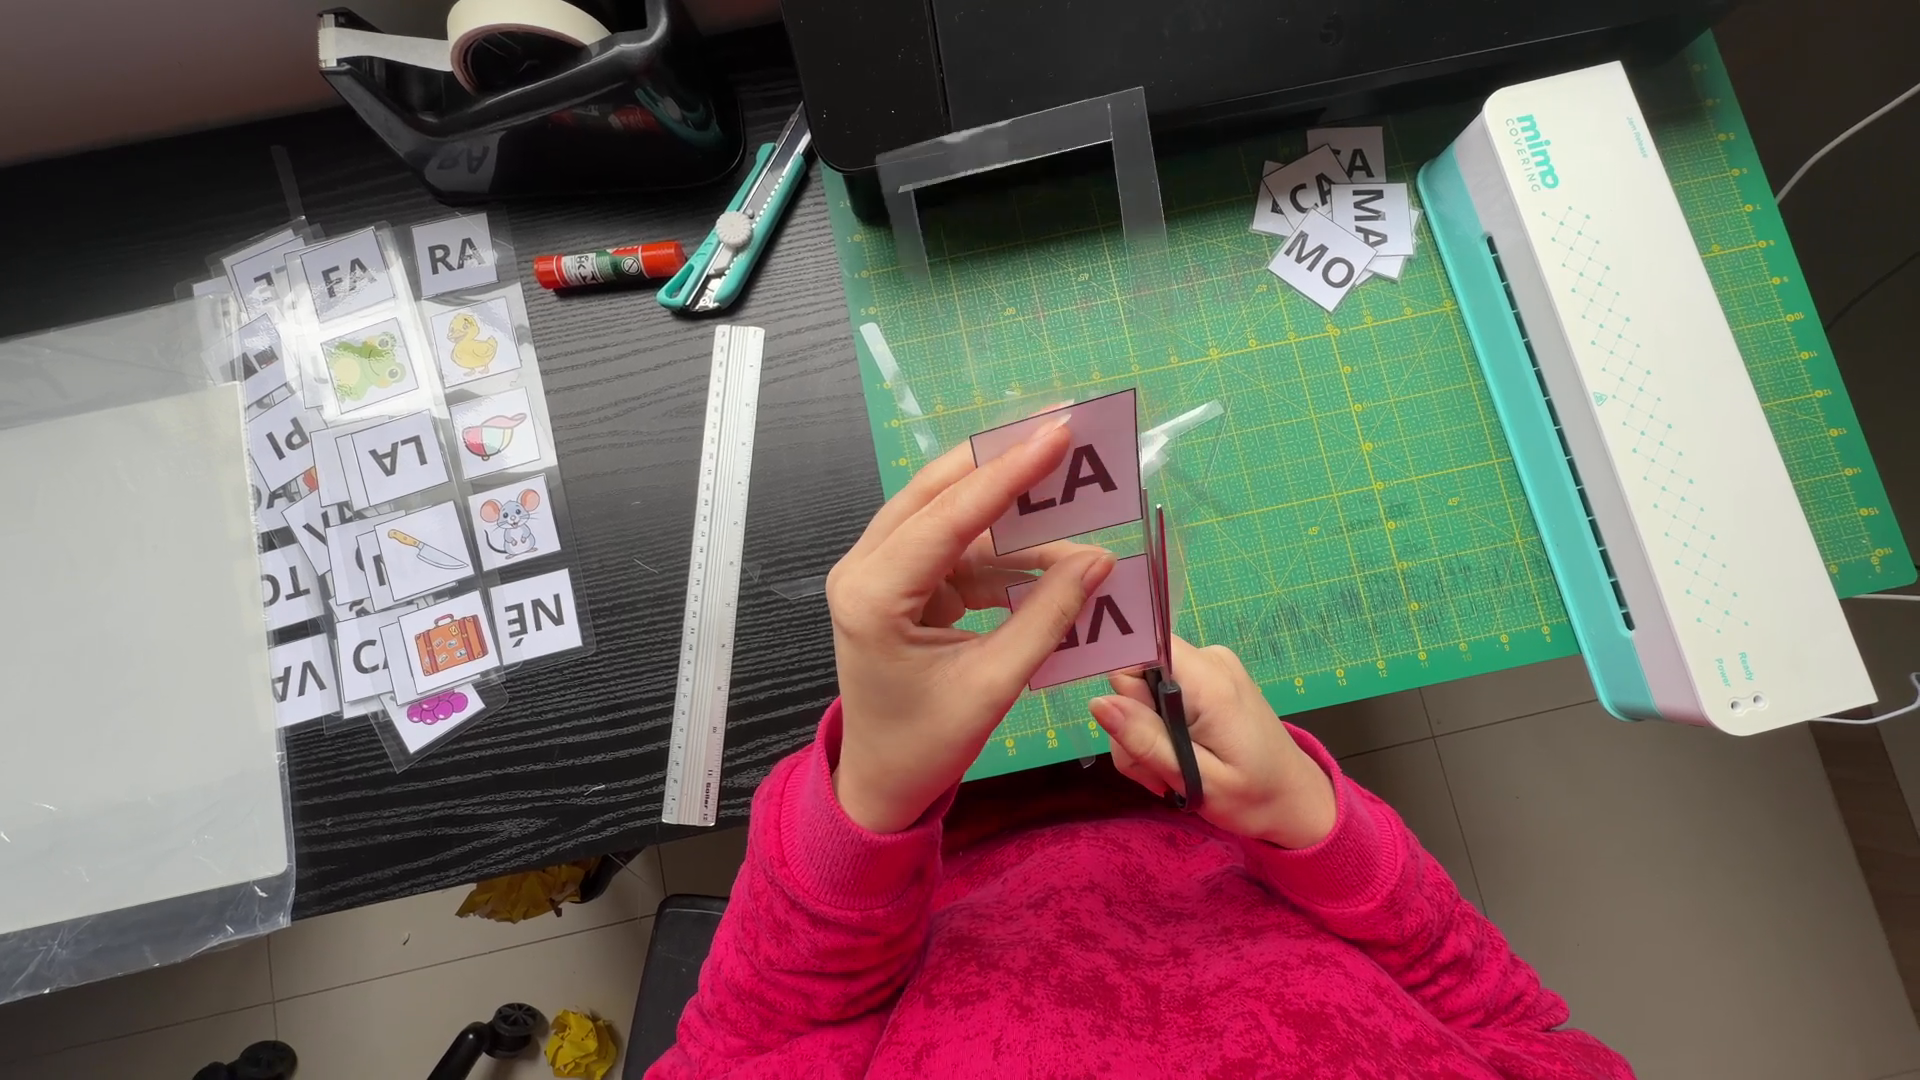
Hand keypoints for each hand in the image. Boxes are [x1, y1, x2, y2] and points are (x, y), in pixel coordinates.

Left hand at [829, 421, 1115, 833]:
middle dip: (1002, 465)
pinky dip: (1004, 551)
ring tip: (1073, 504)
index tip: (1058, 435)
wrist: (882, 781)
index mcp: (873, 594)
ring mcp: (881, 572)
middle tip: (1061, 435)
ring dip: (1012, 514)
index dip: (1008, 474)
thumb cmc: (926, 744)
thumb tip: (1100, 560)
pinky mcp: (902, 582)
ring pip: (951, 517)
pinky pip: (958, 549)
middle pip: (939, 494)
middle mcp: (867, 568)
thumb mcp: (994, 685)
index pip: (948, 516)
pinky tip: (1050, 555)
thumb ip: (1048, 617)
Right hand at [1089, 637, 1335, 848]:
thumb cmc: (1254, 798)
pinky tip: (1178, 758)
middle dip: (1134, 726)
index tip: (1141, 733)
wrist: (1296, 802)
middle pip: (1134, 676)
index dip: (1127, 693)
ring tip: (1173, 771)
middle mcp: (1207, 660)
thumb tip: (1098, 703)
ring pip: (1140, 691)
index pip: (1137, 652)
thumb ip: (1145, 741)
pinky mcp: (1204, 680)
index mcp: (1209, 680)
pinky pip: (1158, 694)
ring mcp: (1206, 668)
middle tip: (1161, 767)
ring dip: (1145, 736)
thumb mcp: (1196, 780)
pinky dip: (1159, 729)